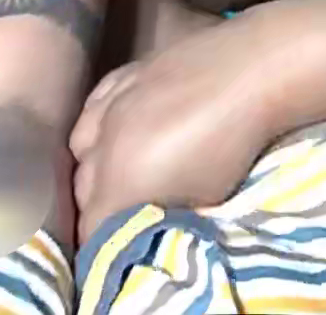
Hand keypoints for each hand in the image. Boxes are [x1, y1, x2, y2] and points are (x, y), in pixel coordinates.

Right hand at [68, 16, 282, 241]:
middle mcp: (103, 144)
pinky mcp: (124, 74)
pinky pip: (94, 104)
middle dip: (96, 207)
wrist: (245, 73)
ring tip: (116, 170)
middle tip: (121, 214)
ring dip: (93, 164)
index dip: (102, 248)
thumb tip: (142, 223)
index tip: (116, 252)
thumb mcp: (198, 200)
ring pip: (80, 144)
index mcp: (118, 184)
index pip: (90, 232)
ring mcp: (111, 103)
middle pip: (82, 188)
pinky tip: (114, 126)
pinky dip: (98, 123)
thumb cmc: (230, 146)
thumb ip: (157, 216)